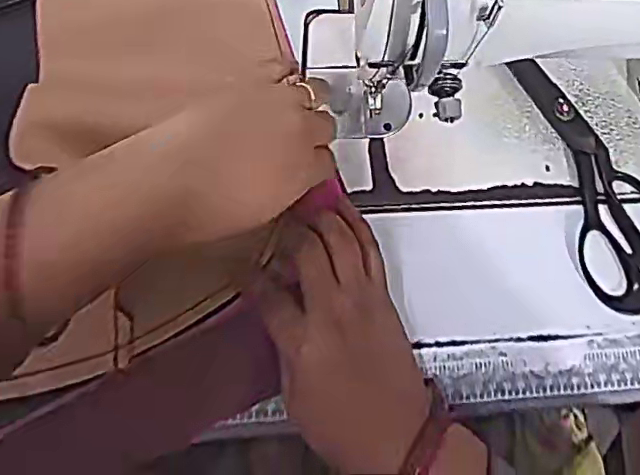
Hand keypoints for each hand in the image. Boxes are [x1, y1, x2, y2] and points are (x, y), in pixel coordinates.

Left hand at [132, 78, 337, 249]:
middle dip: (316, 133)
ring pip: (314, 91)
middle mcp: (299, 130)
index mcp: (304, 169)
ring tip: (295, 109)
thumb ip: (288, 187)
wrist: (168, 180)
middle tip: (300, 140)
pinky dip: (287, 74)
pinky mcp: (254, 80)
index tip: (308, 166)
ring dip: (308, 101)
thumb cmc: (208, 205)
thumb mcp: (263, 209)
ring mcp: (278, 101)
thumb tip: (292, 177)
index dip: (316, 165)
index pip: (328, 162)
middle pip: (325, 124)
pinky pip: (284, 68)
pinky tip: (283, 80)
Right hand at [256, 201, 430, 473]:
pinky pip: (369, 247)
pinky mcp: (382, 295)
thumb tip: (273, 313)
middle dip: (289, 231)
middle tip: (278, 224)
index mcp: (304, 342)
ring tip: (307, 203)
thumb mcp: (294, 396)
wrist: (398, 436)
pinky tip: (345, 211)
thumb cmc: (346, 426)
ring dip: (322, 215)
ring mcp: (361, 298)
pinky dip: (356, 223)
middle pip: (307, 249)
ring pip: (341, 238)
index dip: (250, 276)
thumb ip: (281, 346)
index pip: (268, 294)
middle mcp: (334, 311)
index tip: (242, 267)